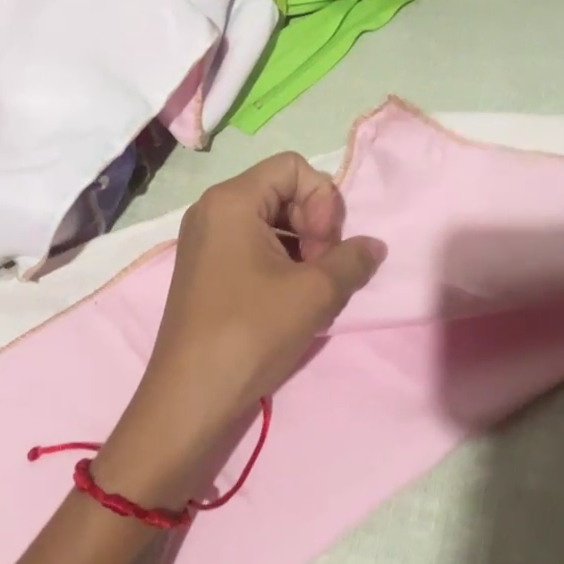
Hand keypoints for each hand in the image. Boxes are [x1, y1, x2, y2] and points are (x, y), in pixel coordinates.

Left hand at [94, 153, 385, 505]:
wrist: (190, 395)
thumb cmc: (251, 333)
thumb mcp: (314, 294)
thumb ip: (352, 260)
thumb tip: (373, 245)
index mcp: (232, 200)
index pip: (295, 167)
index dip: (323, 202)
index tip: (322, 249)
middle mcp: (212, 209)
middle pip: (282, 189)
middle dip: (314, 223)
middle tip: (320, 270)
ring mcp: (203, 239)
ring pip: (269, 219)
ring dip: (300, 245)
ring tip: (309, 289)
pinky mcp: (203, 267)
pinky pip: (251, 243)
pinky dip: (278, 260)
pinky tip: (289, 299)